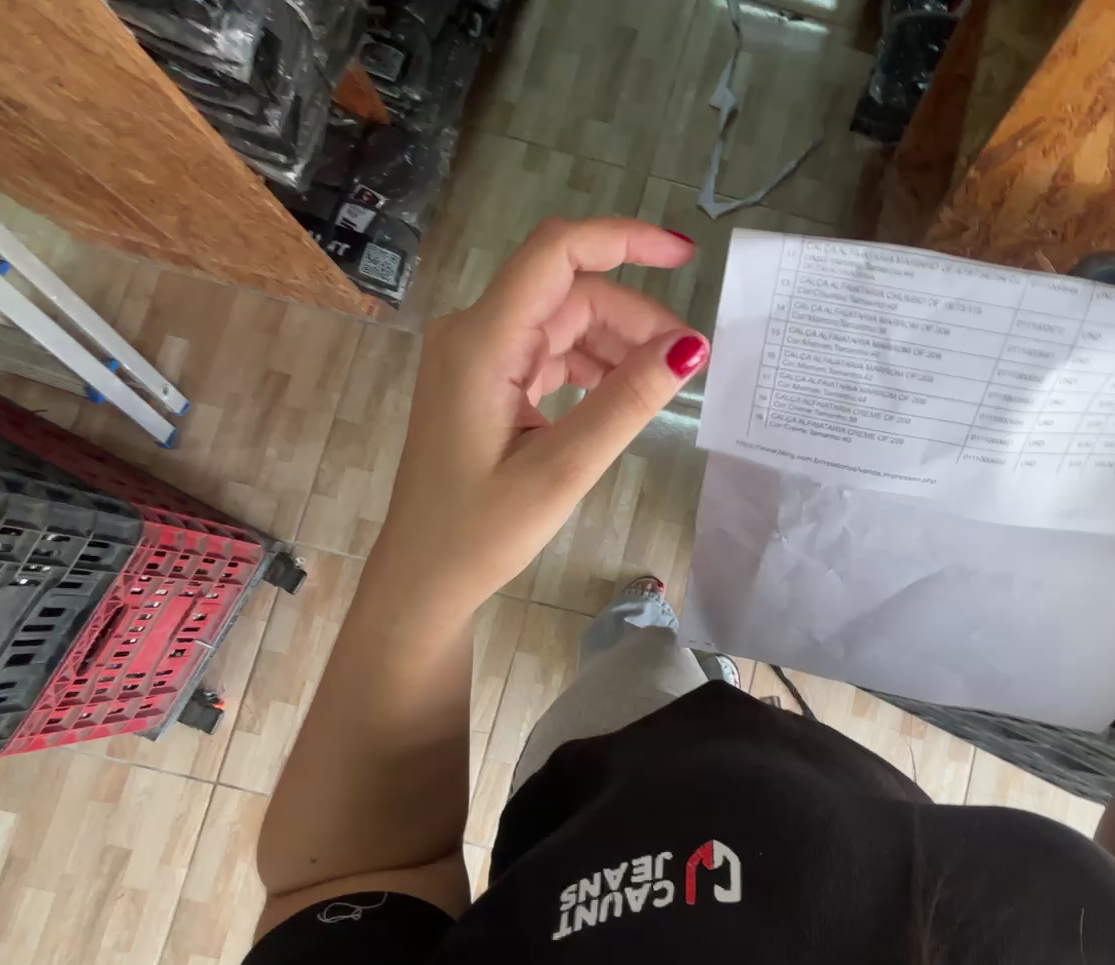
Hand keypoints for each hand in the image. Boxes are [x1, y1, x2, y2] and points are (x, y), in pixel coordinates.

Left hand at [376, 217, 705, 615]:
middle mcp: (475, 334)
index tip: (685, 255)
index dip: (624, 239)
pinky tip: (622, 394)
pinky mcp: (487, 382)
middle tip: (687, 361)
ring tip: (661, 384)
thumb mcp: (563, 470)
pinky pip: (550, 353)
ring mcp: (478, 357)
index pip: (557, 253)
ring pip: (564, 322)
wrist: (425, 576)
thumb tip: (689, 349)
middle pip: (569, 292)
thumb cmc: (482, 532)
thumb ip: (626, 404)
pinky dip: (592, 366)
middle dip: (633, 317)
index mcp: (483, 342)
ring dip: (617, 343)